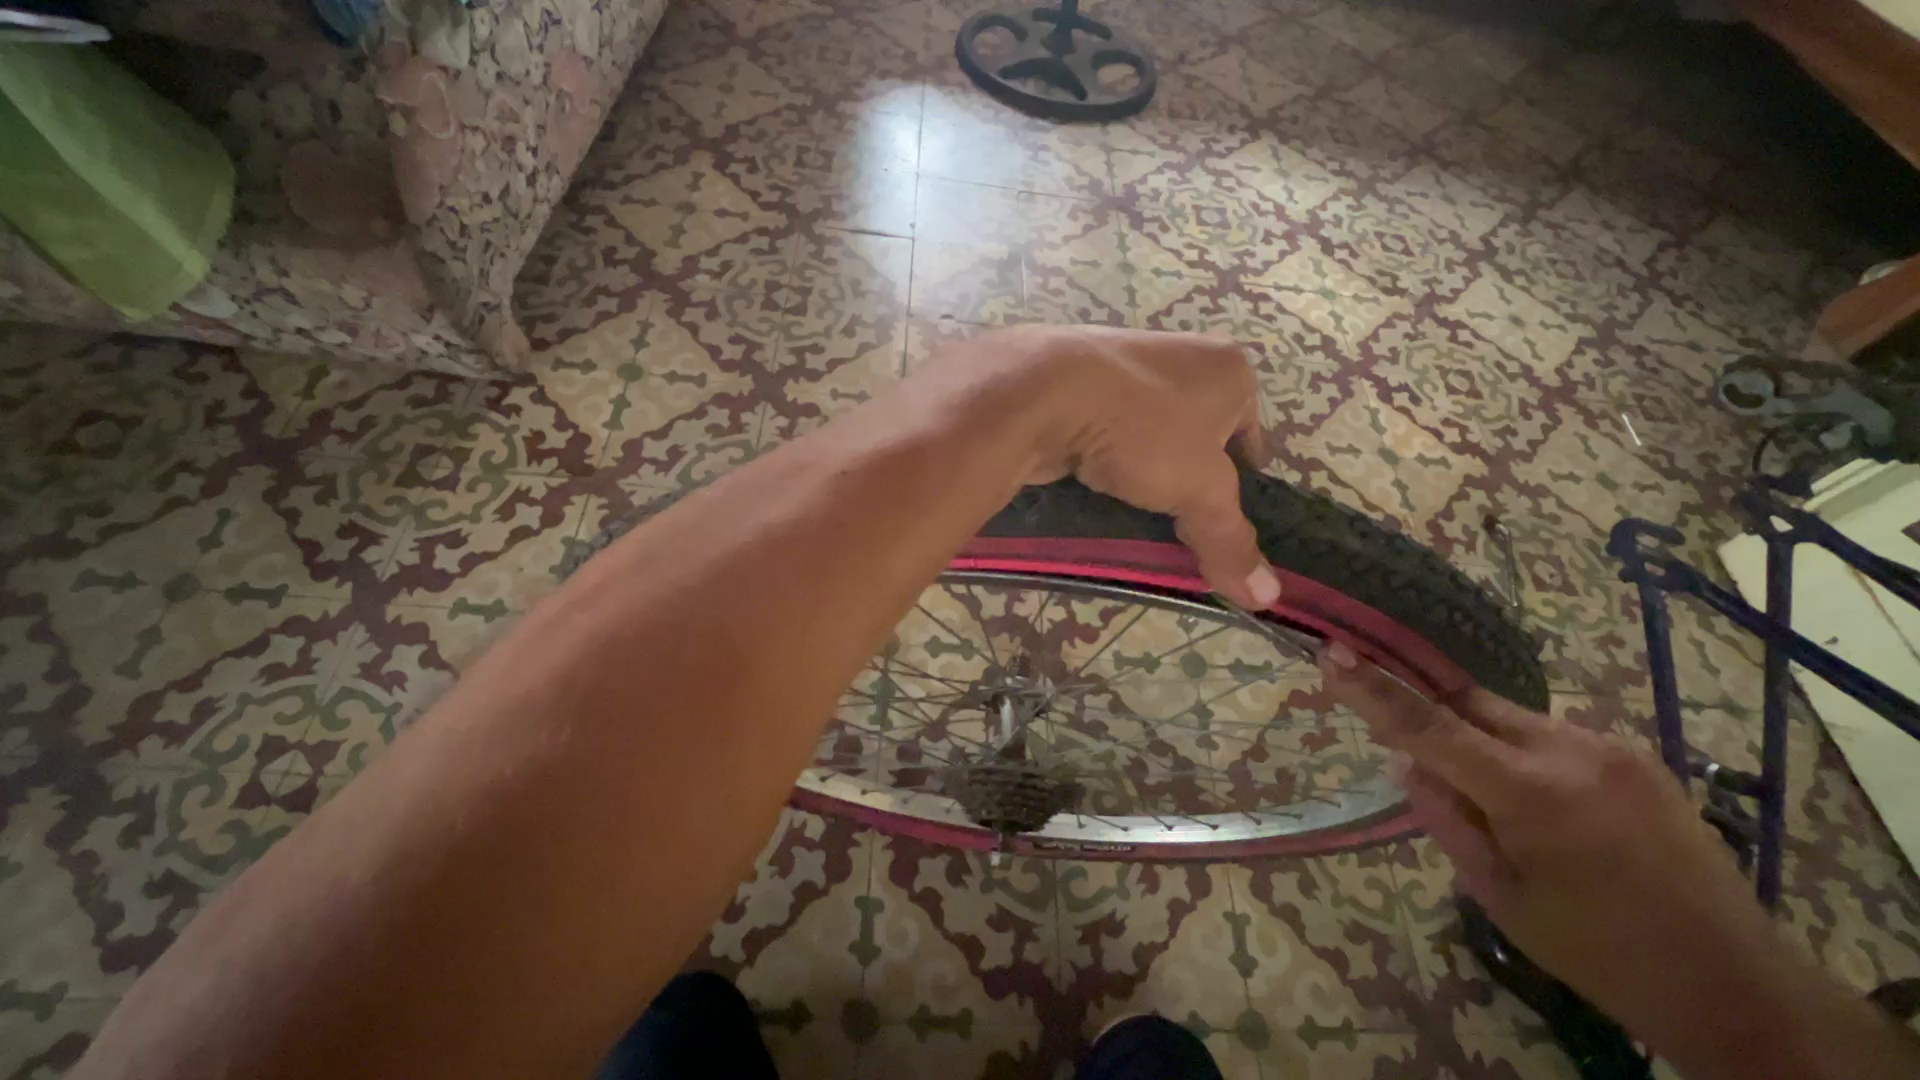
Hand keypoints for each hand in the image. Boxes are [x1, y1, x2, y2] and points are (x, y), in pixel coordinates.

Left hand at [918, 325, 1280, 609]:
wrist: (1038, 392)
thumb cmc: (1141, 429)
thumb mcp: (1199, 491)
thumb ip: (1229, 541)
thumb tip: (1267, 598)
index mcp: (1226, 368)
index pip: (1249, 437)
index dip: (1239, 485)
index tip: (1218, 522)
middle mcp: (1179, 354)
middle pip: (1196, 435)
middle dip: (1186, 478)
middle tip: (1176, 524)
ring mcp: (1123, 363)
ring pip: (1146, 432)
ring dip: (1141, 469)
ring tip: (1133, 511)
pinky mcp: (1075, 382)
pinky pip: (1103, 429)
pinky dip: (1101, 457)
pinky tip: (1092, 487)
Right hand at [1317, 643, 1775, 1044]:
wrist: (1734, 982)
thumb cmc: (1596, 953)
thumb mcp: (1498, 895)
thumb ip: (1445, 818)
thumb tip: (1404, 761)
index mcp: (1530, 793)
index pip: (1429, 725)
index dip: (1374, 689)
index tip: (1332, 654)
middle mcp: (1571, 751)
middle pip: (1469, 702)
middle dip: (1424, 705)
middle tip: (1385, 716)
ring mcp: (1611, 747)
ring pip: (1510, 717)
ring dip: (1474, 734)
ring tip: (1473, 787)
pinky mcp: (1636, 755)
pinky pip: (1550, 735)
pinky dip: (1518, 750)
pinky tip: (1527, 796)